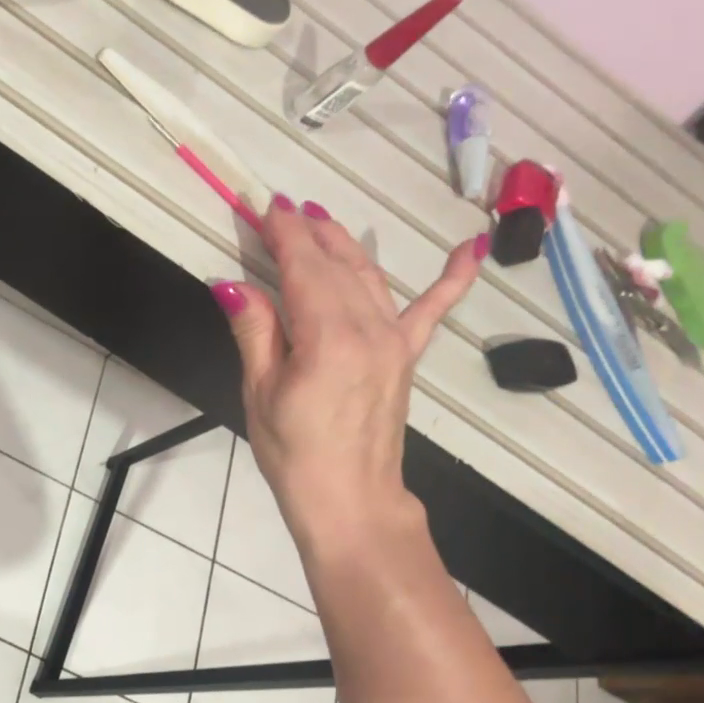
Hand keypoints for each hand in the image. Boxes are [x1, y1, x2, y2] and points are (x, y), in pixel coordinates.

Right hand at [214, 196, 484, 542]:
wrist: (348, 495)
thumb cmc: (292, 450)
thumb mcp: (261, 392)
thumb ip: (255, 332)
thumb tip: (231, 284)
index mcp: (327, 337)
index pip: (303, 269)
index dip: (284, 235)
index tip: (265, 207)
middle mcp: (368, 327)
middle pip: (336, 266)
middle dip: (308, 233)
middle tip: (282, 208)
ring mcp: (395, 339)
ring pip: (369, 276)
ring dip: (345, 244)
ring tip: (322, 219)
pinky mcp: (406, 355)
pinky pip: (433, 309)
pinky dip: (453, 277)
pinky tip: (471, 246)